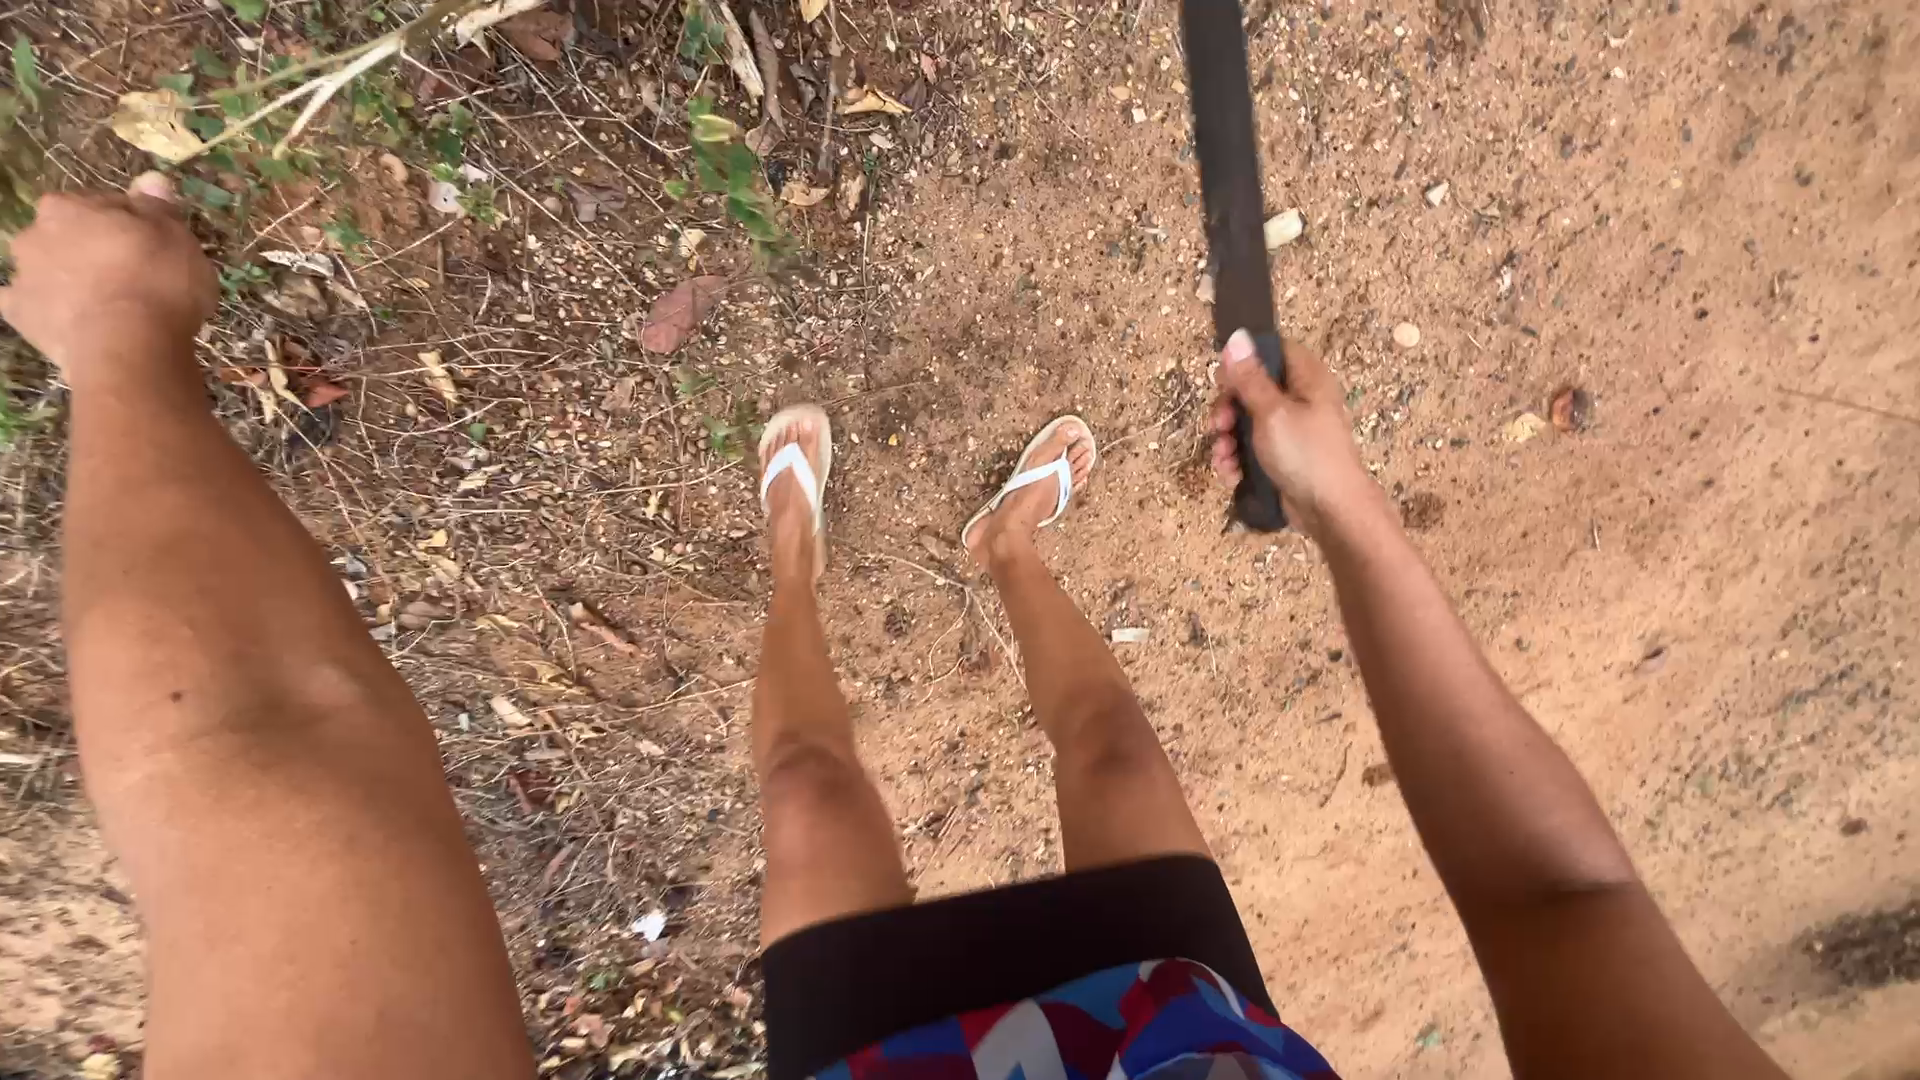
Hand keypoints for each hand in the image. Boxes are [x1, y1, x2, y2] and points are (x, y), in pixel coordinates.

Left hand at [0, 173, 217, 386]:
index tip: (160, 246)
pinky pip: (35, 304)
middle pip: (70, 235)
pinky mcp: (20, 312)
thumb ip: (158, 209)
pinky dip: (54, 309)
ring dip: (74, 277)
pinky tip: (79, 321)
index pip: (105, 205)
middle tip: (138, 275)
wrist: (126, 340)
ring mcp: (22, 273)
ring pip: (50, 268)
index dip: (135, 224)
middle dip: (96, 249)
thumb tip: (153, 179)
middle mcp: (35, 233)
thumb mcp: (177, 239)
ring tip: (115, 303)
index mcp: (70, 209)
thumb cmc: (159, 281)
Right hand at [1209, 328, 1380, 539]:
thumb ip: (1249, 378)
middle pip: (1251, 390)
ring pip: (1244, 423)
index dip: (1245, 361)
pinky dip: (1236, 461)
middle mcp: (1299, 400)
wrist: (1329, 510)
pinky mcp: (1279, 457)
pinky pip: (1249, 450)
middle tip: (1218, 427)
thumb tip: (1236, 337)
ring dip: (1227, 441)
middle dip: (1227, 411)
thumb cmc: (1306, 454)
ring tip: (1224, 459)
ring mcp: (1289, 430)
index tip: (1223, 379)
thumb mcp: (1272, 412)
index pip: (1273, 351)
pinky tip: (1232, 475)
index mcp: (1306, 379)